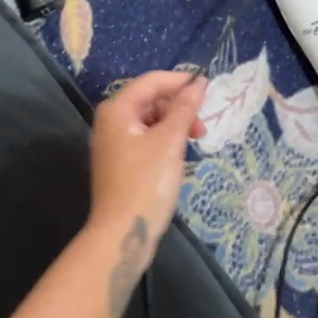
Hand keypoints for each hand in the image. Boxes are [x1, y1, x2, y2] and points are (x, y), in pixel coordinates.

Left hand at [88, 71, 207, 240]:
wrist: (122, 236)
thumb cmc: (146, 183)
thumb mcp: (169, 141)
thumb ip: (184, 108)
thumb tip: (199, 82)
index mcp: (117, 109)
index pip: (151, 82)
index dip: (179, 81)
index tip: (207, 87)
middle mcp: (111, 121)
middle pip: (150, 100)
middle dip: (178, 108)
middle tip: (202, 128)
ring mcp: (113, 143)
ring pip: (150, 121)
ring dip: (174, 126)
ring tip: (194, 143)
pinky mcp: (120, 163)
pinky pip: (145, 139)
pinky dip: (164, 141)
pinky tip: (178, 156)